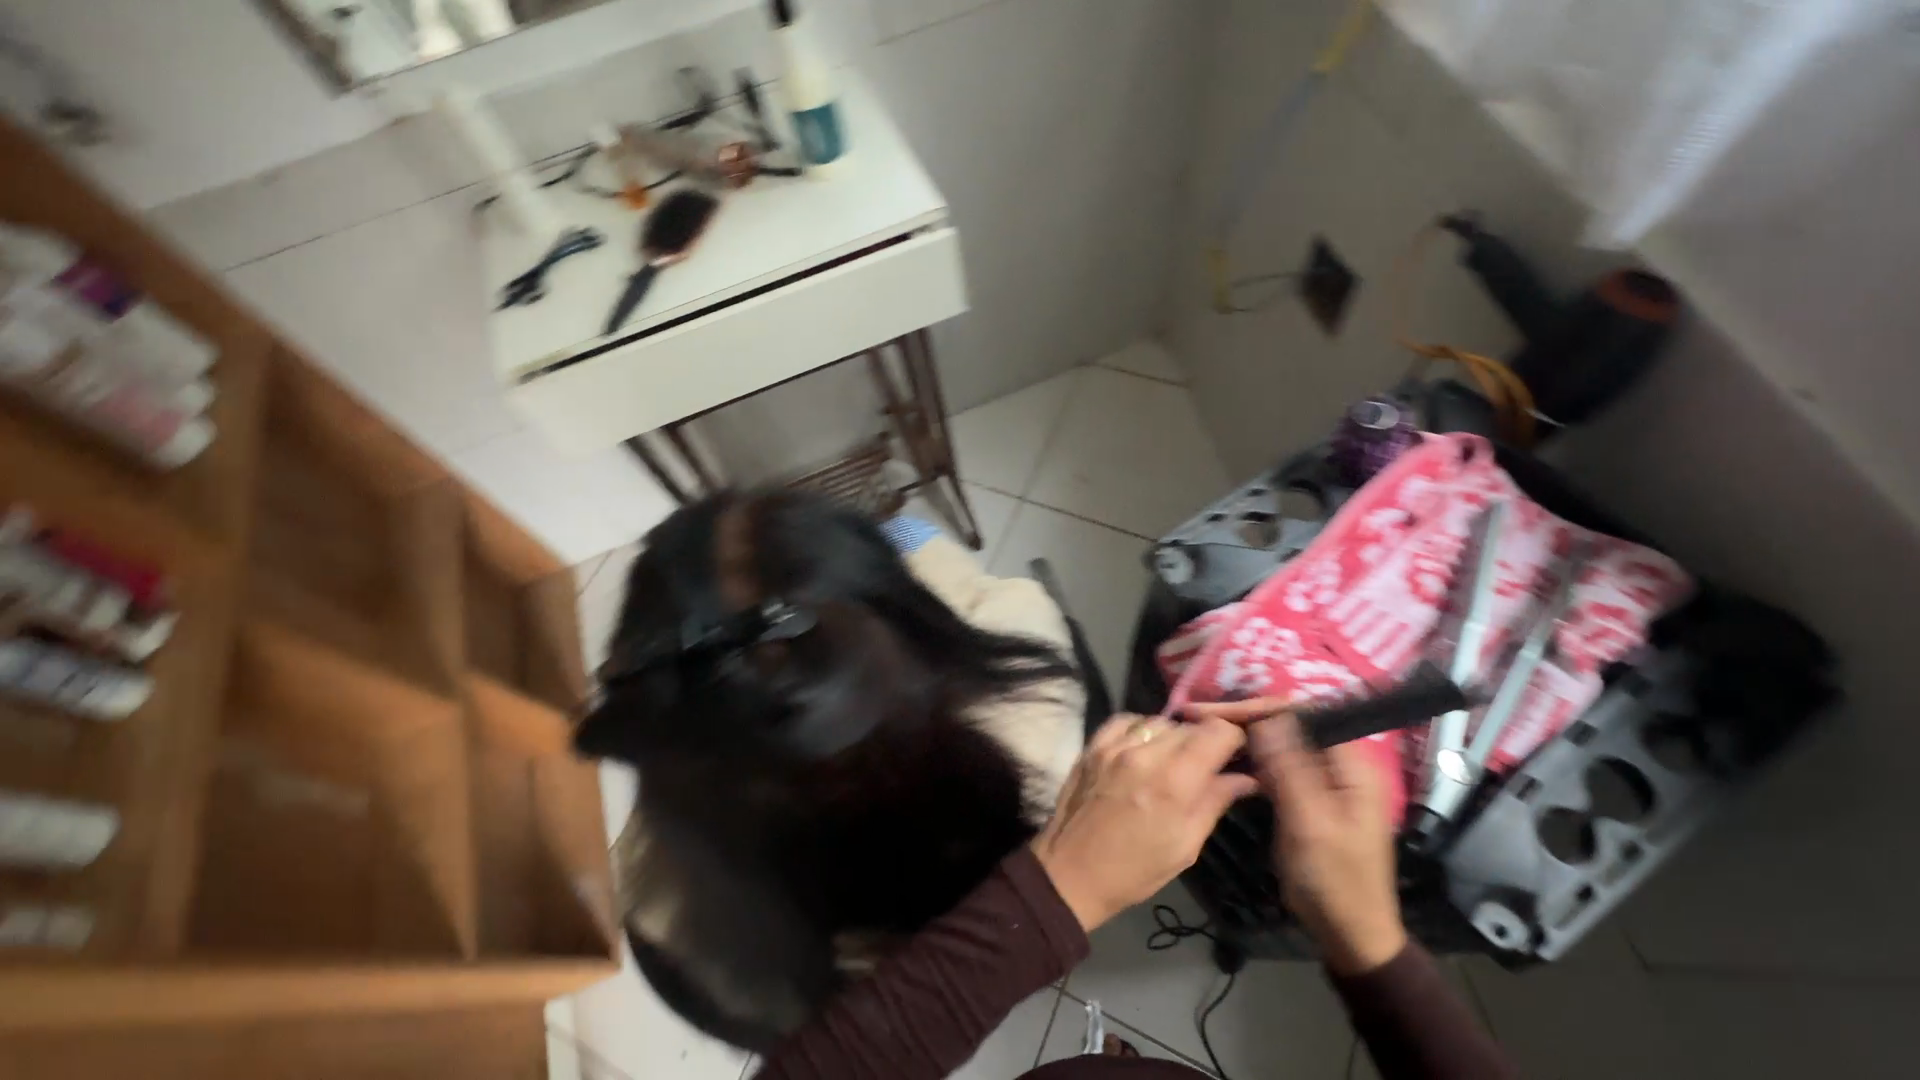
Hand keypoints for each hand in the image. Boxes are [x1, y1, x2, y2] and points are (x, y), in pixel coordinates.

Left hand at [1030, 714, 1260, 932]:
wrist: (1071, 872)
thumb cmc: (1135, 870)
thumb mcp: (1186, 846)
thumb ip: (1215, 802)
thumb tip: (1247, 777)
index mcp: (1174, 782)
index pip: (1217, 732)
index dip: (1234, 739)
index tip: (1237, 755)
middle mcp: (1145, 754)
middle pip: (1190, 726)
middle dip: (1206, 741)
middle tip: (1208, 764)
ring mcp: (1115, 746)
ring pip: (1160, 722)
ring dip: (1173, 737)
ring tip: (1173, 761)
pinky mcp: (1093, 745)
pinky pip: (1126, 721)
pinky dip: (1141, 729)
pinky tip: (1145, 748)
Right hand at [1187, 701, 1406, 975]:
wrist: (1351, 934)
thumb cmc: (1335, 881)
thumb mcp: (1310, 823)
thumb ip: (1289, 768)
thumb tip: (1265, 719)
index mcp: (1351, 764)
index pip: (1300, 713)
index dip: (1254, 708)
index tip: (1209, 713)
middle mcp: (1340, 763)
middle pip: (1288, 723)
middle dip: (1244, 718)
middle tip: (1196, 719)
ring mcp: (1326, 780)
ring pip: (1280, 742)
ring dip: (1244, 736)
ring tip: (1203, 733)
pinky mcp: (1311, 795)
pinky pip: (1279, 764)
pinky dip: (1252, 758)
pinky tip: (1226, 758)